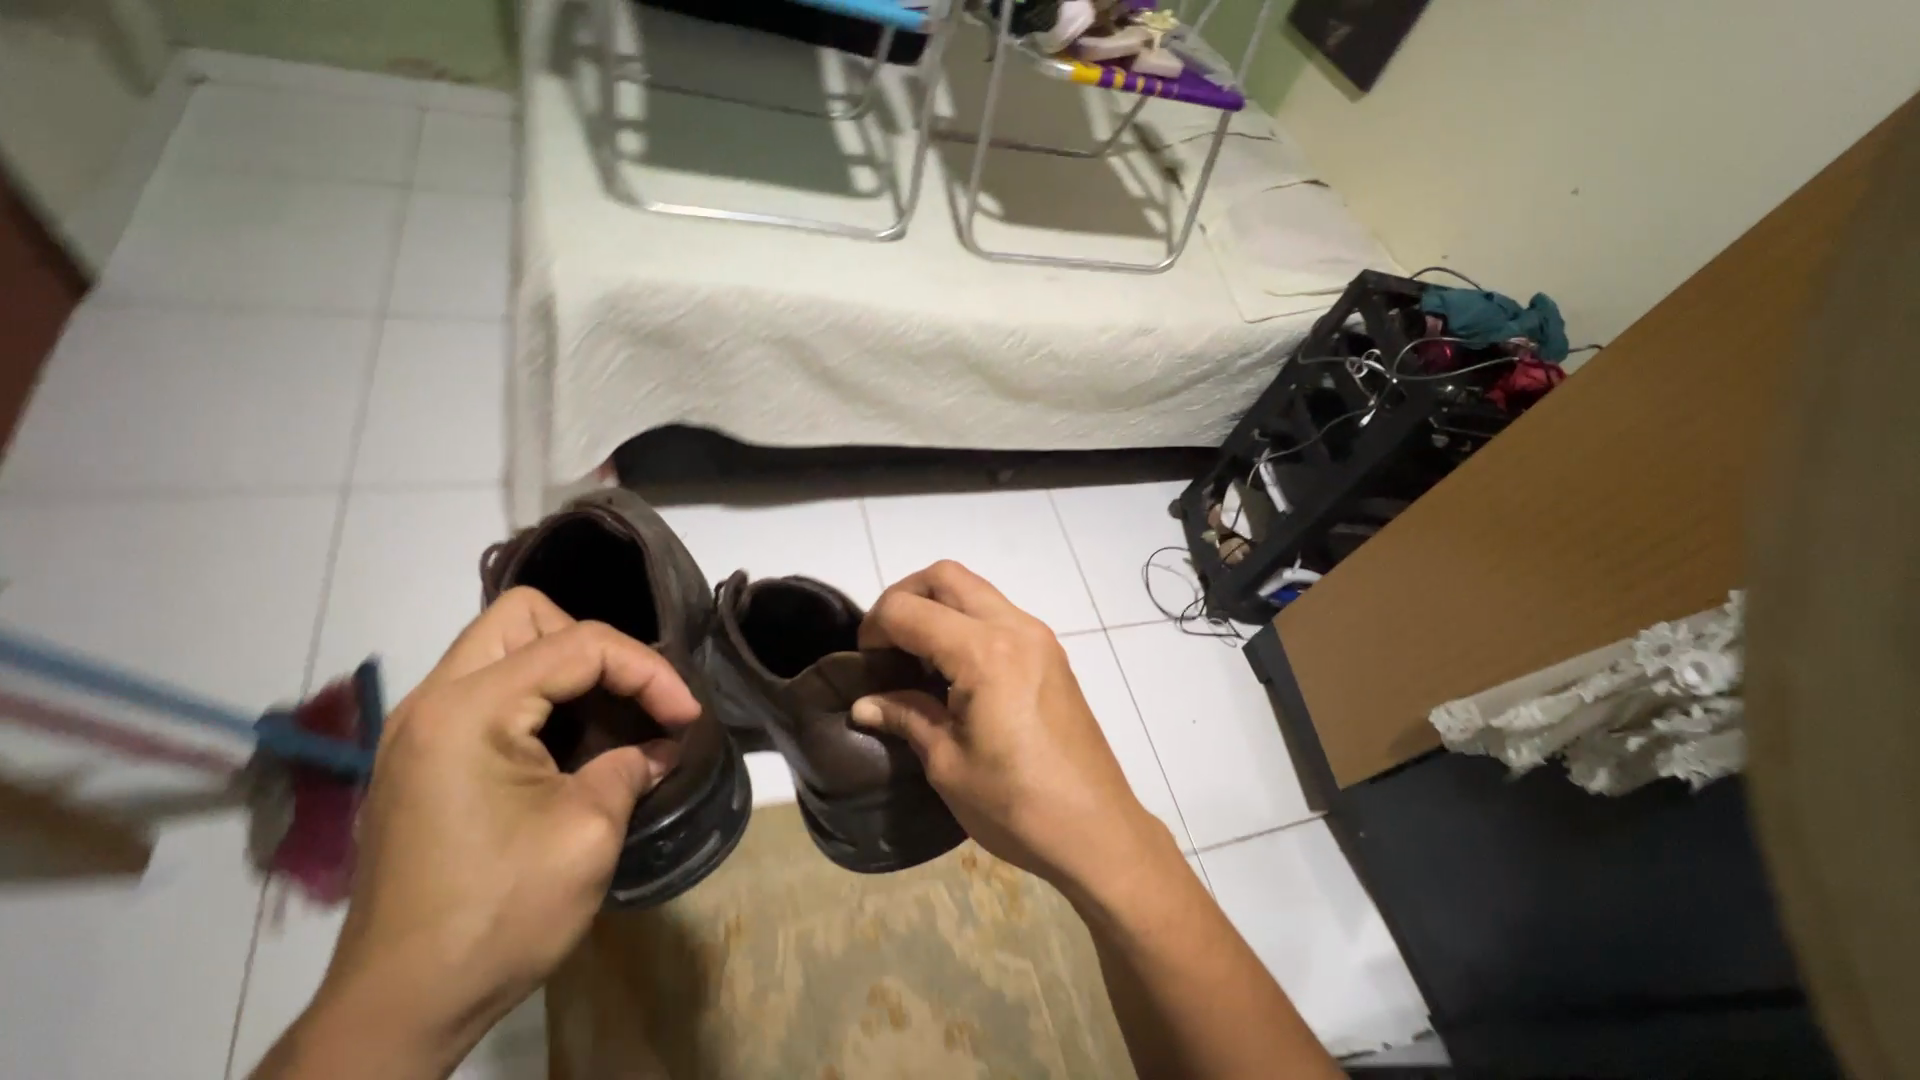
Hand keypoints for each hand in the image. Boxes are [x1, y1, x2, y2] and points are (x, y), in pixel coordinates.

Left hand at [314, 588, 695, 1058]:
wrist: (401, 1004)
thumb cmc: (500, 916)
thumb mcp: (588, 834)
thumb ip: (629, 767)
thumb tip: (657, 748)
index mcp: (469, 710)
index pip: (578, 644)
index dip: (648, 670)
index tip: (688, 717)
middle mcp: (432, 700)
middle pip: (524, 616)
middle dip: (595, 647)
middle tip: (633, 700)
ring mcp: (418, 729)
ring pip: (503, 647)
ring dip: (566, 670)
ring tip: (613, 721)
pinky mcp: (420, 758)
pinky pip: (486, 690)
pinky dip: (538, 699)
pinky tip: (571, 748)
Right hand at [851, 561, 1170, 891]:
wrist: (1096, 831)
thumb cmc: (1016, 805)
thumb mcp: (948, 764)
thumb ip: (906, 717)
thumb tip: (863, 704)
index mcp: (984, 653)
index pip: (910, 610)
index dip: (875, 628)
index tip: (865, 664)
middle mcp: (1015, 629)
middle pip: (946, 576)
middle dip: (905, 597)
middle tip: (885, 643)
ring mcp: (1039, 639)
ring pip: (976, 590)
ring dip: (938, 607)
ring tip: (916, 658)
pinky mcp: (1052, 656)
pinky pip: (999, 615)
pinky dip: (967, 624)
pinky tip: (953, 672)